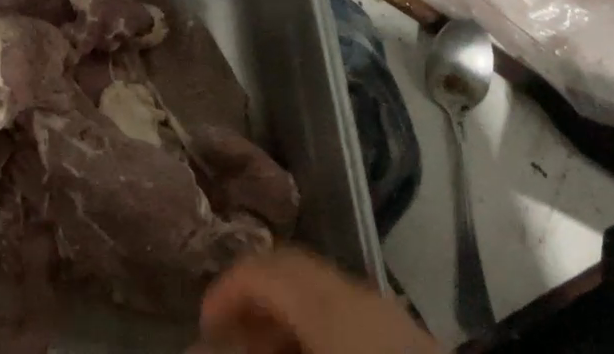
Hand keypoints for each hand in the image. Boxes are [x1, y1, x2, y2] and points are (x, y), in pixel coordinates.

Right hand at [197, 248, 439, 353]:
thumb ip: (253, 346)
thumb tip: (202, 344)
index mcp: (327, 302)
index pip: (258, 269)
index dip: (223, 290)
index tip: (204, 324)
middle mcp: (357, 293)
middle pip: (289, 268)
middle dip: (253, 294)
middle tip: (231, 330)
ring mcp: (390, 313)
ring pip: (320, 288)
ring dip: (285, 310)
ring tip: (267, 344)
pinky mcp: (412, 336)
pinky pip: (350, 311)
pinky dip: (318, 322)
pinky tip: (310, 349)